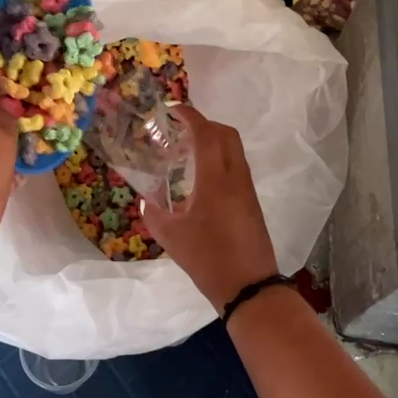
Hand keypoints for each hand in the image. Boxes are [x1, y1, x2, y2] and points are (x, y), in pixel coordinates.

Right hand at [142, 105, 278, 311]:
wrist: (250, 287)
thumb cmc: (209, 259)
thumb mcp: (172, 237)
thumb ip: (154, 213)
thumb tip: (146, 199)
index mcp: (216, 180)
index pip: (206, 134)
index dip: (190, 116)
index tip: (172, 110)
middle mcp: (235, 177)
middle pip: (226, 134)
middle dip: (203, 124)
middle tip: (179, 129)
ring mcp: (247, 189)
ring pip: (233, 150)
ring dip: (213, 141)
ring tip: (186, 151)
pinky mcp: (251, 202)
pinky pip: (235, 167)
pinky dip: (218, 159)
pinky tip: (200, 177)